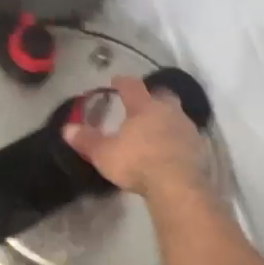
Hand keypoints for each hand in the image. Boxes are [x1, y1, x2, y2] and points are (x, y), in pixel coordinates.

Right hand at [62, 75, 210, 197]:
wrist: (176, 183)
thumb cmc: (136, 163)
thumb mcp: (104, 154)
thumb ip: (86, 140)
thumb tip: (66, 128)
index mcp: (144, 107)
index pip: (132, 87)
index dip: (123, 82)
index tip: (116, 80)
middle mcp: (168, 110)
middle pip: (162, 96)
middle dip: (152, 98)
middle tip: (143, 105)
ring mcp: (186, 127)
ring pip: (176, 115)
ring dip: (166, 119)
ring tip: (156, 130)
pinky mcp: (197, 146)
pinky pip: (185, 137)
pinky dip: (176, 139)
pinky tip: (169, 150)